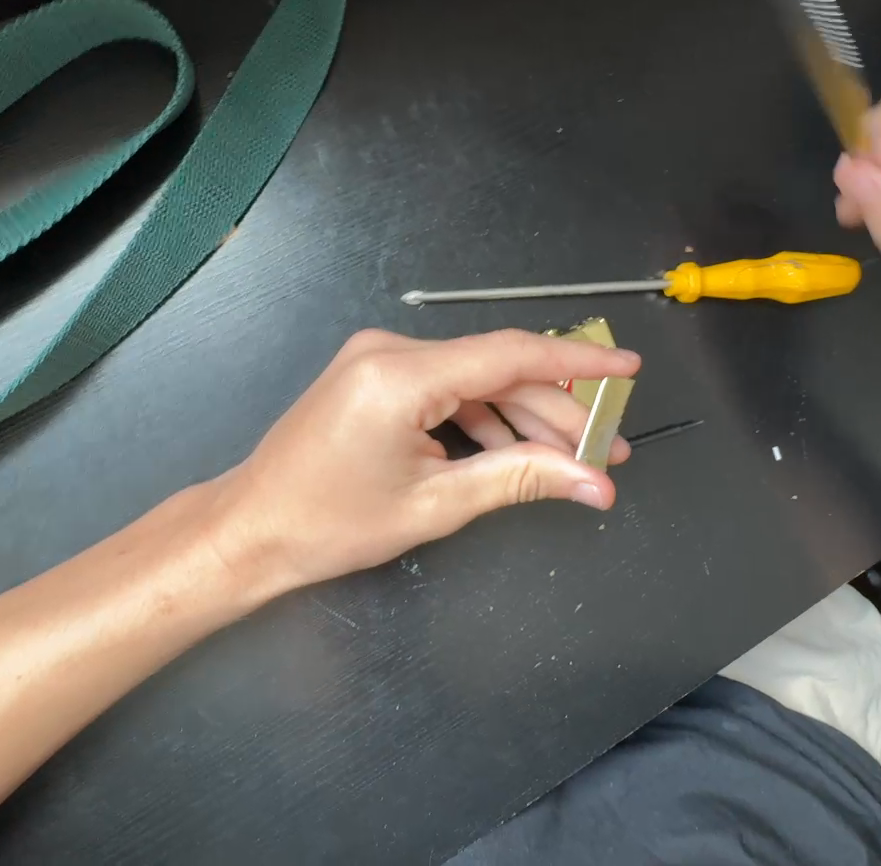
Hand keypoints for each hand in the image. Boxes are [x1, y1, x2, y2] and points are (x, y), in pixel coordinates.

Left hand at [198, 329, 640, 593]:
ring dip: (521, 416)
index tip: (628, 368)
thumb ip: (520, 479)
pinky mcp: (374, 375)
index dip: (577, 360)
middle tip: (605, 451)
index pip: (511, 355)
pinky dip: (481, 417)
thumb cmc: (333, 524)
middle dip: (554, 410)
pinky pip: (445, 387)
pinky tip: (512, 449)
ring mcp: (379, 359)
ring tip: (568, 458)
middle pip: (497, 369)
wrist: (252, 530)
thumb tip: (594, 481)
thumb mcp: (436, 504)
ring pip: (474, 379)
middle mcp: (391, 350)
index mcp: (403, 374)